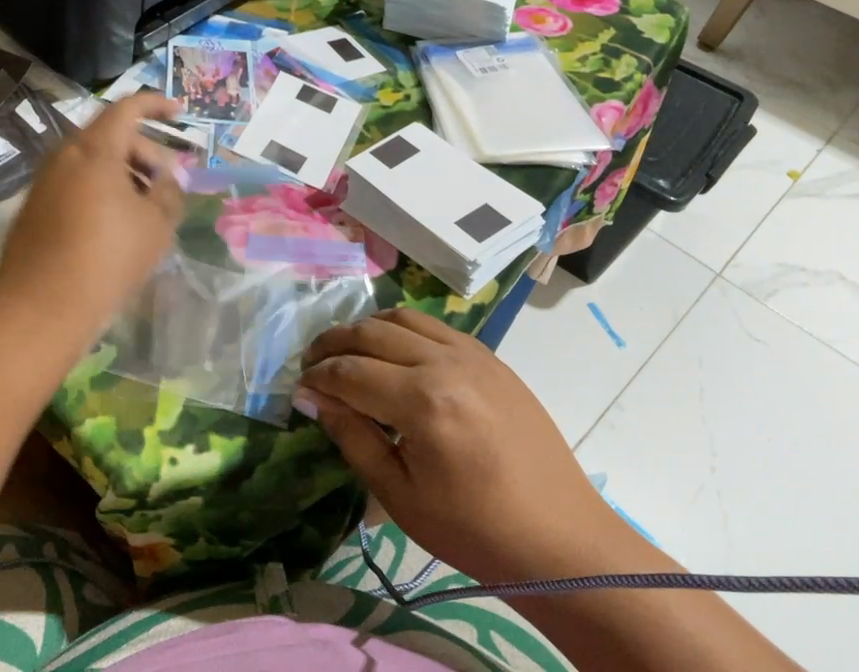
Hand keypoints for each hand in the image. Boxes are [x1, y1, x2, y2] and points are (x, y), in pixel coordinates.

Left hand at [0, 92, 185, 333]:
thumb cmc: (107, 258)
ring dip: (123, 175)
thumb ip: (169, 193)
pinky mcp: (34, 208)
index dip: (156, 105)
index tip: (179, 112)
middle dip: (144, 152)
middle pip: (110, 136)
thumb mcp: (156, 225)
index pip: (127, 108)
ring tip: (144, 210)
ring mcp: (44, 182)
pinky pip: (75, 185)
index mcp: (94, 149)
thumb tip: (166, 180)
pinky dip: (100, 191)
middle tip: (167, 184)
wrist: (40, 306)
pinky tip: (115, 227)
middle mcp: (64, 156)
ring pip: (91, 163)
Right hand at [297, 309, 636, 581]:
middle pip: (371, 333)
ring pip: (402, 318)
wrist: (559, 539)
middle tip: (311, 364)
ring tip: (346, 352)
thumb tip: (312, 398)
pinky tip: (393, 352)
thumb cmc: (474, 530)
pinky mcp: (492, 359)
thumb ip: (352, 437)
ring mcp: (473, 355)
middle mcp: (446, 364)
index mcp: (422, 402)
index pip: (349, 371)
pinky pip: (435, 327)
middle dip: (332, 344)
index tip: (298, 390)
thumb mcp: (399, 495)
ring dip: (365, 329)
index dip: (316, 378)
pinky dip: (403, 329)